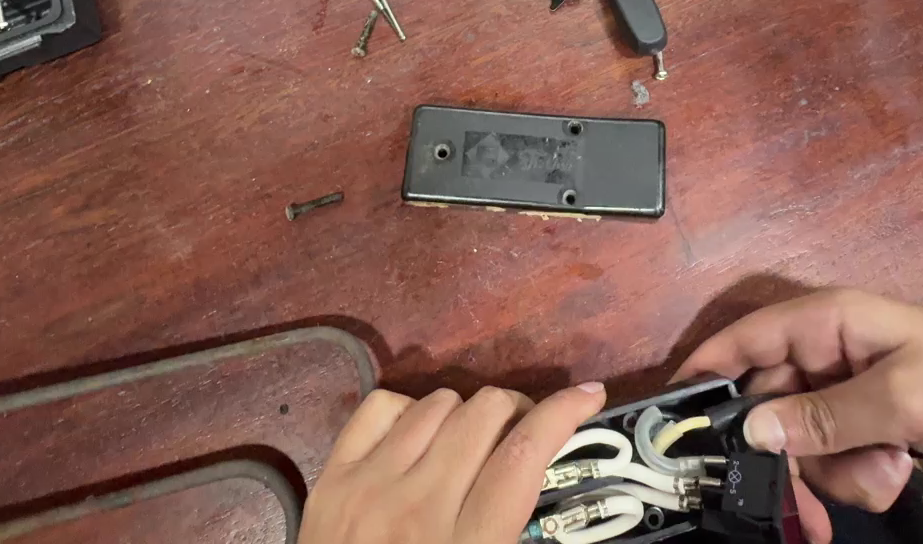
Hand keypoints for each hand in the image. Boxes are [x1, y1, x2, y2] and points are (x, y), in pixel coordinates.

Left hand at [299, 381, 606, 543]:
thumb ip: (513, 527)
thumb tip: (542, 465)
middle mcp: (418, 505)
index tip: (589, 395)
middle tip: (516, 436)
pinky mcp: (332, 477)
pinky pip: (382, 405)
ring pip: (439, 401)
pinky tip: (414, 441)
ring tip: (462, 447)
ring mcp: (369, 486)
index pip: (524, 455)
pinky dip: (407, 412)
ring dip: (463, 416)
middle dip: (514, 412)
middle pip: (486, 412)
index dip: (563, 412)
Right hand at [676, 290, 922, 542]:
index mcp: (829, 320)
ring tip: (888, 474)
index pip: (749, 336)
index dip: (709, 366)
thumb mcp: (899, 403)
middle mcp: (831, 348)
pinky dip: (861, 475)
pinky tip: (901, 472)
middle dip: (791, 453)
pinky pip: (840, 453)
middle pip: (775, 402)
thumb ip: (821, 418)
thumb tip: (752, 430)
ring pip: (806, 437)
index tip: (674, 409)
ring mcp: (854, 386)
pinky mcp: (876, 419)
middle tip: (804, 509)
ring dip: (837, 470)